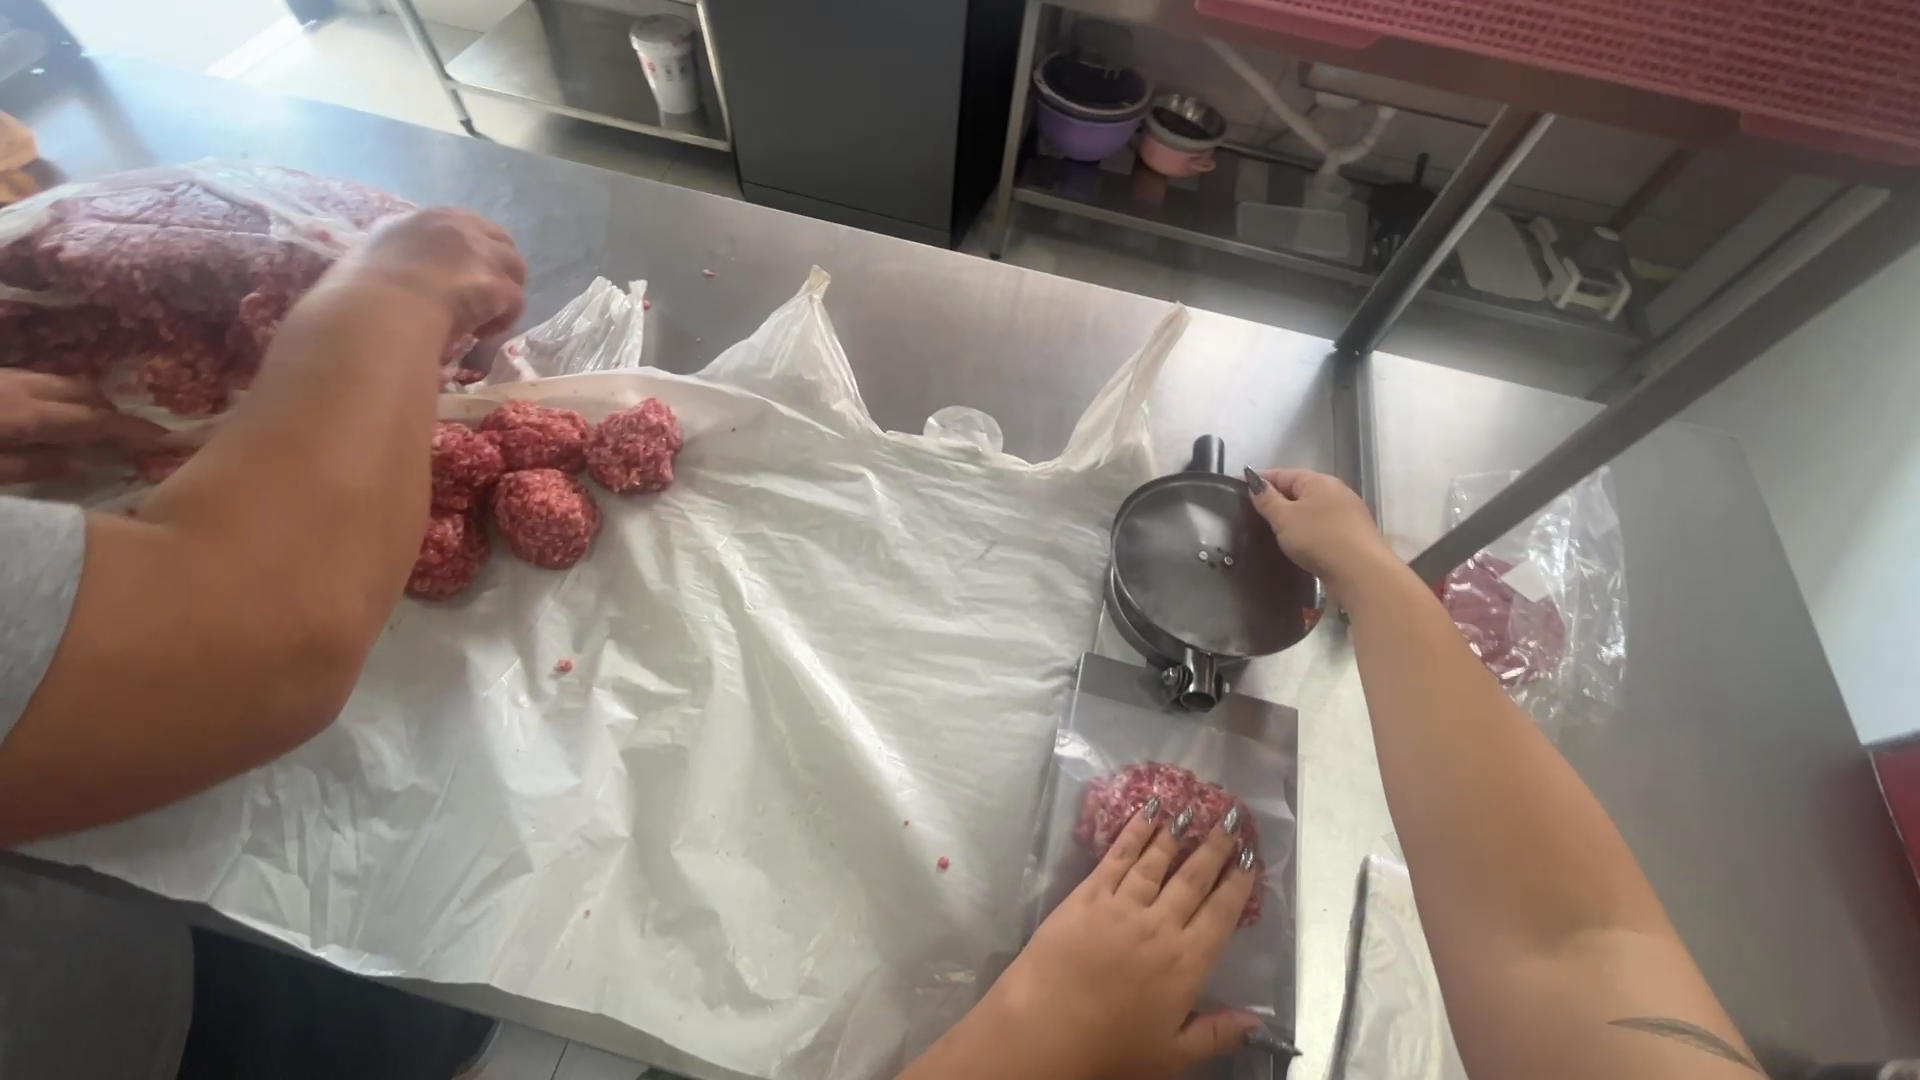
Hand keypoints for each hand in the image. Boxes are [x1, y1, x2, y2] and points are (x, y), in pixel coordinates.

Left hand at [0, 370, 167, 482]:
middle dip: (112, 411)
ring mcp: (3, 378)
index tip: (169, 439)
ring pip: (62, 382)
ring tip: (86, 423)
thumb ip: (35, 466)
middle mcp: (21, 388)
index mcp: (28, 413)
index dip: (136, 429)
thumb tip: (84, 463)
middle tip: (122, 435)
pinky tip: (46, 412)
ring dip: (86, 401)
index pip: (97, 419)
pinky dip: (56, 395)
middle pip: (85, 392)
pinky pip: (36, 380)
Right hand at [334, 207, 527, 342]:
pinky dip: (503, 318)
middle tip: (484, 296)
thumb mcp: (378, 251)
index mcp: (427, 217)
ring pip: (514, 268)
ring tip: (484, 315)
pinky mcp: (498, 283)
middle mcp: (459, 228)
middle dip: (499, 267)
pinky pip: (516, 301)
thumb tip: (410, 269)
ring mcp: (482, 253)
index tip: (463, 274)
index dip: (473, 251)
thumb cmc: (365, 287)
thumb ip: (404, 251)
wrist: (381, 306)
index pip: (467, 225)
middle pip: (500, 242)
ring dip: (506, 292)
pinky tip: (480, 332)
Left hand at [968, 805, 1264, 1079]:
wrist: (1047, 1026)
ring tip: (1194, 810)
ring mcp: (1122, 904)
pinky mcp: (1089, 893)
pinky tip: (1147, 814)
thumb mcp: (1173, 1054)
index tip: (1249, 857)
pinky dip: (1135, 832)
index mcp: (1185, 963)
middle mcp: (1159, 925)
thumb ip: (1217, 1033)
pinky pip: (1117, 856)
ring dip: (1178, 833)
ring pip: (1157, 861)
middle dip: (1214, 847)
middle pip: (1193, 878)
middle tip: (1231, 819)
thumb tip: (1260, 1022)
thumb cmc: (1111, 1048)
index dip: (1238, 883)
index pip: (1221, 914)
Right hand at [1245, 467, 1396, 598]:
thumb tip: (1255, 483)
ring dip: (1294, 515)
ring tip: (1274, 529)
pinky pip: (1322, 525)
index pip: (1283, 473)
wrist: (1360, 571)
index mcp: (1318, 481)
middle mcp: (1336, 491)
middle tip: (1255, 511)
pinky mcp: (1352, 534)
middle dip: (1278, 497)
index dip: (1261, 479)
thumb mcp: (1284, 518)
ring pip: (1313, 508)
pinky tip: (1299, 542)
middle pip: (1300, 489)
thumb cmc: (1317, 538)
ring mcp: (1348, 513)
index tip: (1239, 486)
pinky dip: (1308, 529)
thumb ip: (1267, 500)